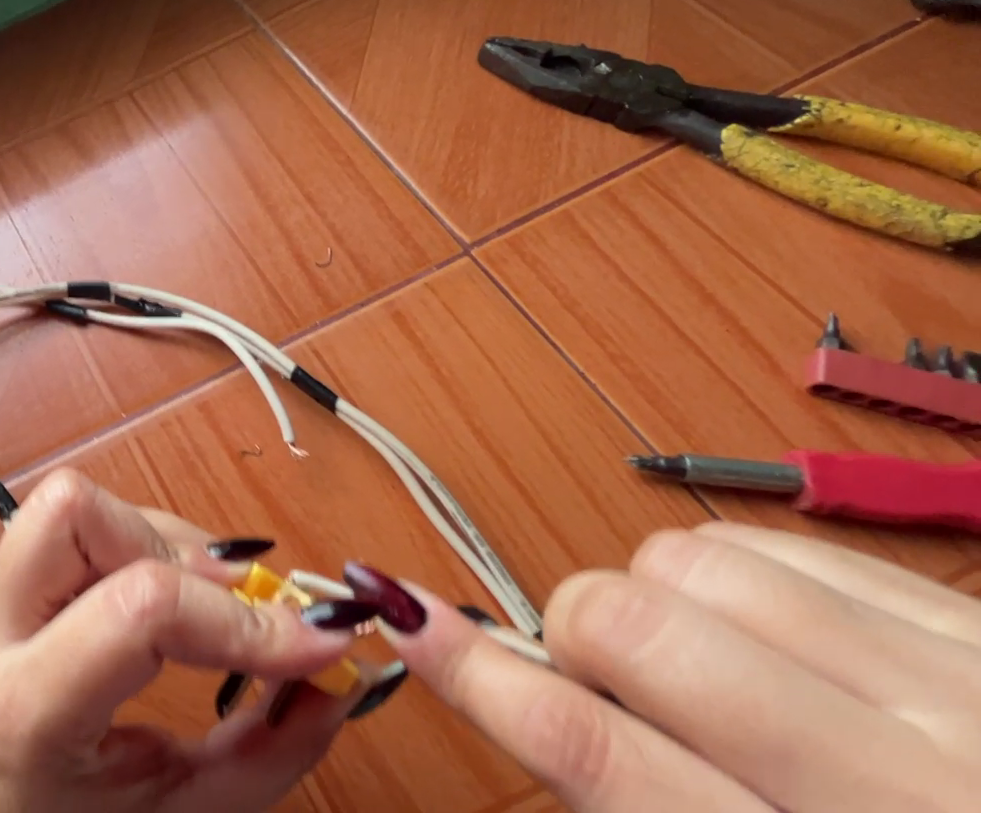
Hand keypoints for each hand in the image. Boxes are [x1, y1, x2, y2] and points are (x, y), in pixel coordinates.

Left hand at [0, 470, 366, 812]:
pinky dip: (144, 542)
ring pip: (74, 505)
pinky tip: (175, 595)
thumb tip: (343, 671)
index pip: (136, 610)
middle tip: (237, 601)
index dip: (238, 615)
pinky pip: (79, 523)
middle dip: (173, 543)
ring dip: (161, 539)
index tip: (315, 637)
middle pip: (71, 511)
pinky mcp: (7, 584)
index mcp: (27, 711)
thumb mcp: (188, 811)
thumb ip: (274, 747)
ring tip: (211, 603)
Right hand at [387, 522, 980, 810]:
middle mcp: (907, 775)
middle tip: (618, 686)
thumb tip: (512, 684)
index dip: (476, 674)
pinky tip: (782, 643)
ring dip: (658, 603)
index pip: (592, 750)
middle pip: (625, 623)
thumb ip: (635, 793)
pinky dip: (736, 580)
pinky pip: (775, 544)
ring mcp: (962, 685)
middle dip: (578, 637)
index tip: (405, 615)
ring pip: (687, 561)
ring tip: (713, 665)